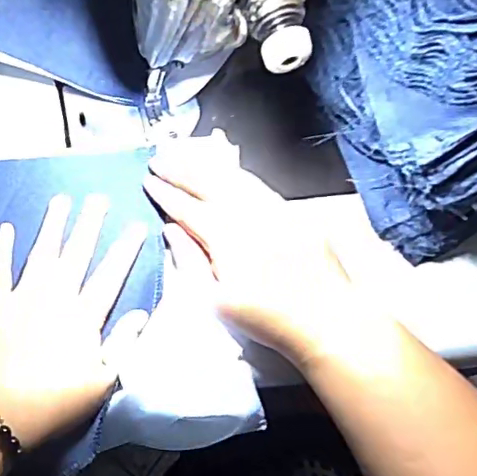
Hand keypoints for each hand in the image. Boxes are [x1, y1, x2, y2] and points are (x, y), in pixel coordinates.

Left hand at [0, 195, 149, 445]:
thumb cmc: (54, 403)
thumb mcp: (101, 382)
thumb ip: (122, 345)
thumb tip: (141, 314)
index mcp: (84, 317)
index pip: (110, 276)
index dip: (125, 250)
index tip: (136, 225)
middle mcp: (54, 297)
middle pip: (76, 254)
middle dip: (90, 224)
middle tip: (98, 198)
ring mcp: (21, 297)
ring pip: (40, 252)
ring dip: (52, 225)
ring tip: (61, 200)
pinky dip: (2, 248)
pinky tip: (7, 229)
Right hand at [143, 147, 381, 367]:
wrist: (327, 320)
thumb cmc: (267, 319)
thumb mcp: (216, 301)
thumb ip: (191, 261)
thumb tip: (172, 230)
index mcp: (228, 237)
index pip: (189, 208)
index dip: (166, 194)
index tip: (149, 181)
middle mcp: (252, 216)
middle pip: (210, 183)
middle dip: (182, 168)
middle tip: (160, 158)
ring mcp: (276, 211)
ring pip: (235, 177)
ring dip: (207, 165)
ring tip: (186, 155)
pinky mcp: (294, 215)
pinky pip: (258, 185)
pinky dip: (236, 174)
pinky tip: (227, 172)